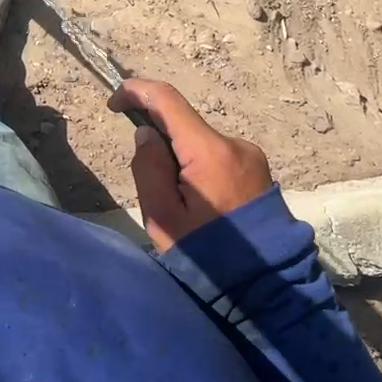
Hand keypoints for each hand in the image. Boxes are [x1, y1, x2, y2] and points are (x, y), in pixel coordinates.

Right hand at [109, 78, 273, 251]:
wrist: (266, 289)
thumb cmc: (205, 253)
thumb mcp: (161, 214)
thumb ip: (147, 166)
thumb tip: (147, 133)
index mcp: (209, 151)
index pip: (166, 99)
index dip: (135, 91)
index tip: (114, 104)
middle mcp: (235, 144)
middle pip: (183, 124)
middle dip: (159, 140)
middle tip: (152, 184)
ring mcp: (251, 157)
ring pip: (200, 142)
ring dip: (180, 156)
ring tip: (181, 203)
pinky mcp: (260, 172)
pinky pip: (218, 156)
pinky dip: (199, 166)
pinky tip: (201, 203)